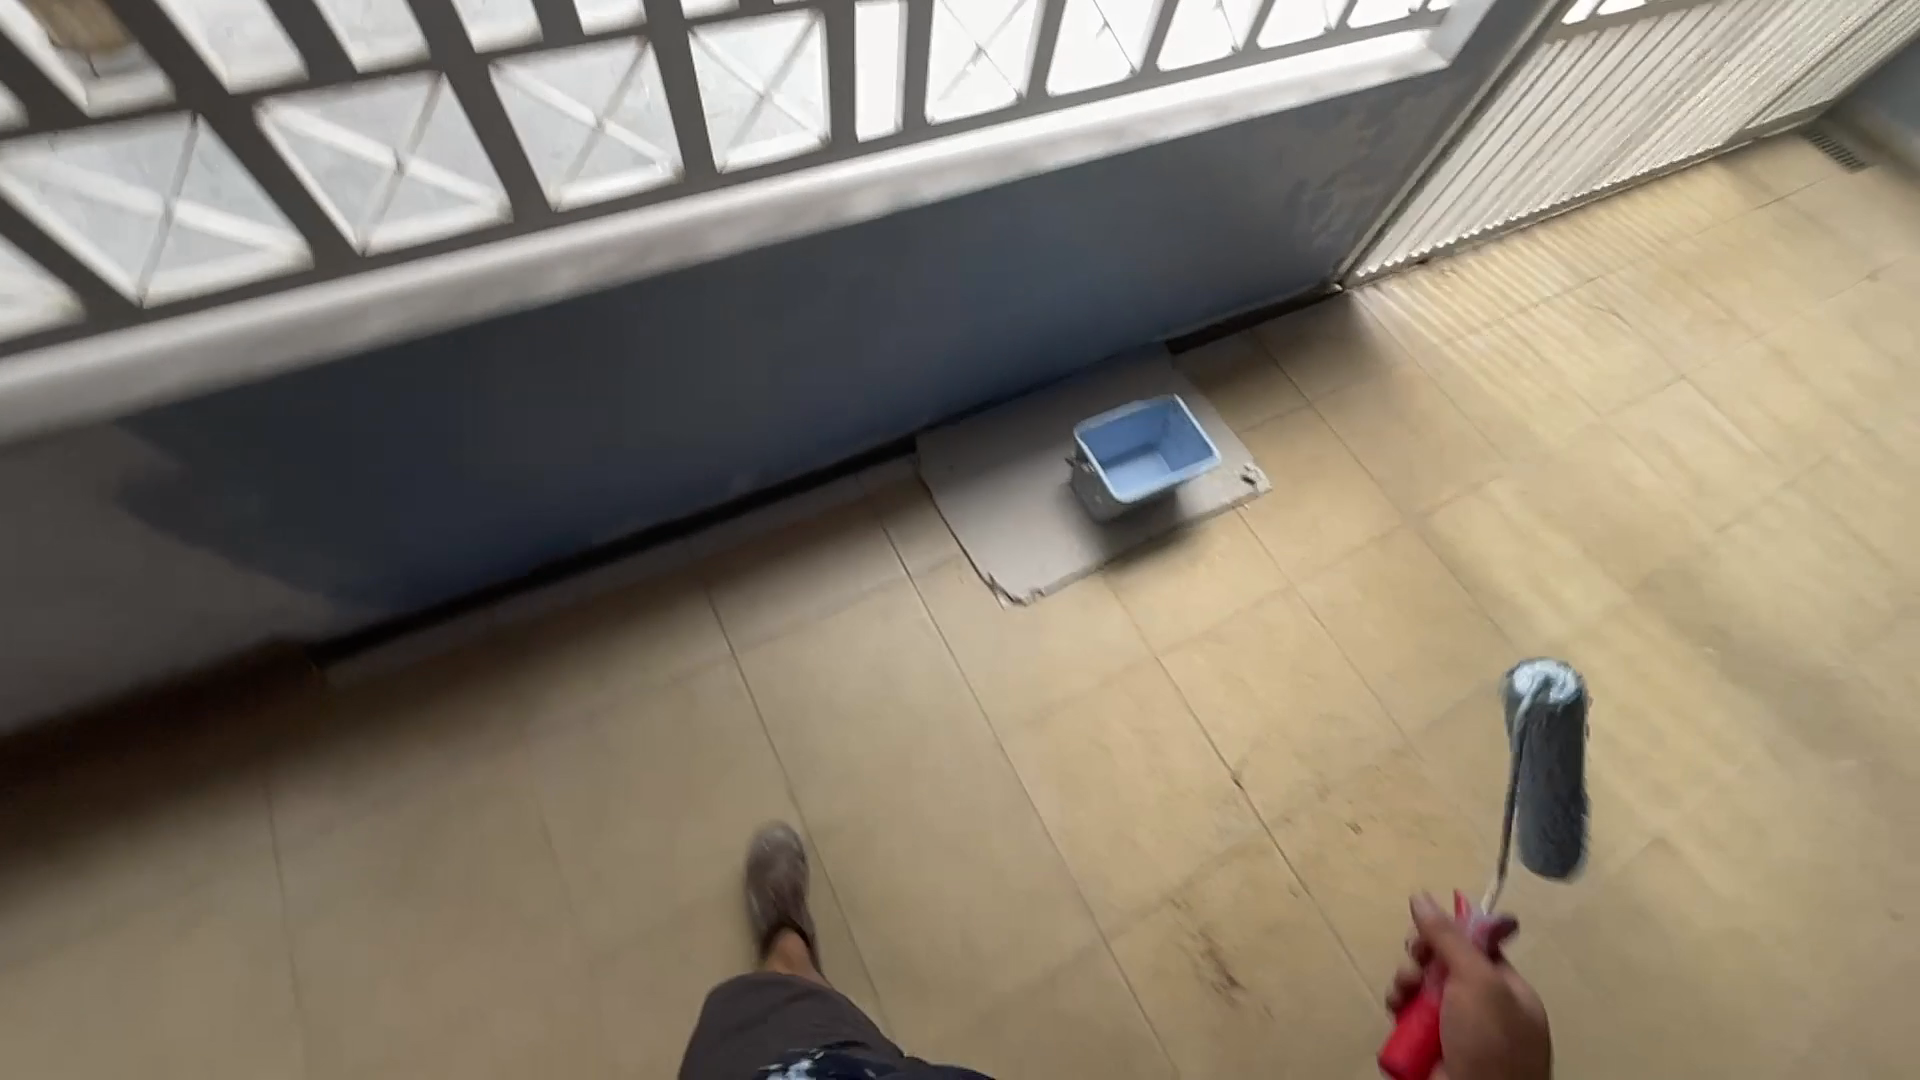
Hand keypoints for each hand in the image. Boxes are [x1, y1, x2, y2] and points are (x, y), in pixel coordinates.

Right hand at [1386, 894, 1551, 1079]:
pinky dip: (1397, 1009)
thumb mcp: (1476, 982)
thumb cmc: (1490, 1044)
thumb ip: (1448, 937)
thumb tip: (1421, 895)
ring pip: (1419, 986)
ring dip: (1404, 984)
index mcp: (1509, 992)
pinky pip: (1407, 1013)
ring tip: (1402, 997)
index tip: (1426, 932)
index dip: (1447, 934)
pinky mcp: (1431, 1046)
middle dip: (1420, 959)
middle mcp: (1485, 1008)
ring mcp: (1457, 1029)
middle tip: (1415, 966)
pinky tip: (1396, 1013)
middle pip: (1441, 963)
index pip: (1474, 946)